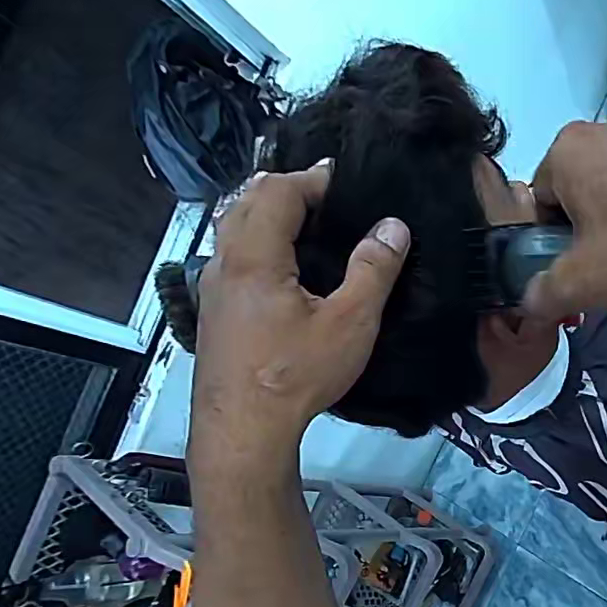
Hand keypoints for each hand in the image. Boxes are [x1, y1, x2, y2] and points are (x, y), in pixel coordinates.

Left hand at [189, 164, 410, 479]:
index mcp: (255, 255)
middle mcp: (225, 262)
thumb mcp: (350, 323)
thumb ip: (373, 271)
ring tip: (305, 227)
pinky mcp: (214, 314)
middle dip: (285, 190)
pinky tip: (281, 271)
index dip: (311, 179)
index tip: (343, 182)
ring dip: (266, 216)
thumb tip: (394, 226)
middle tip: (324, 197)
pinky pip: (232, 258)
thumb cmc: (297, 372)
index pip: (277, 191)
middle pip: (245, 202)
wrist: (243, 427)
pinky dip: (257, 244)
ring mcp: (213, 289)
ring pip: (233, 231)